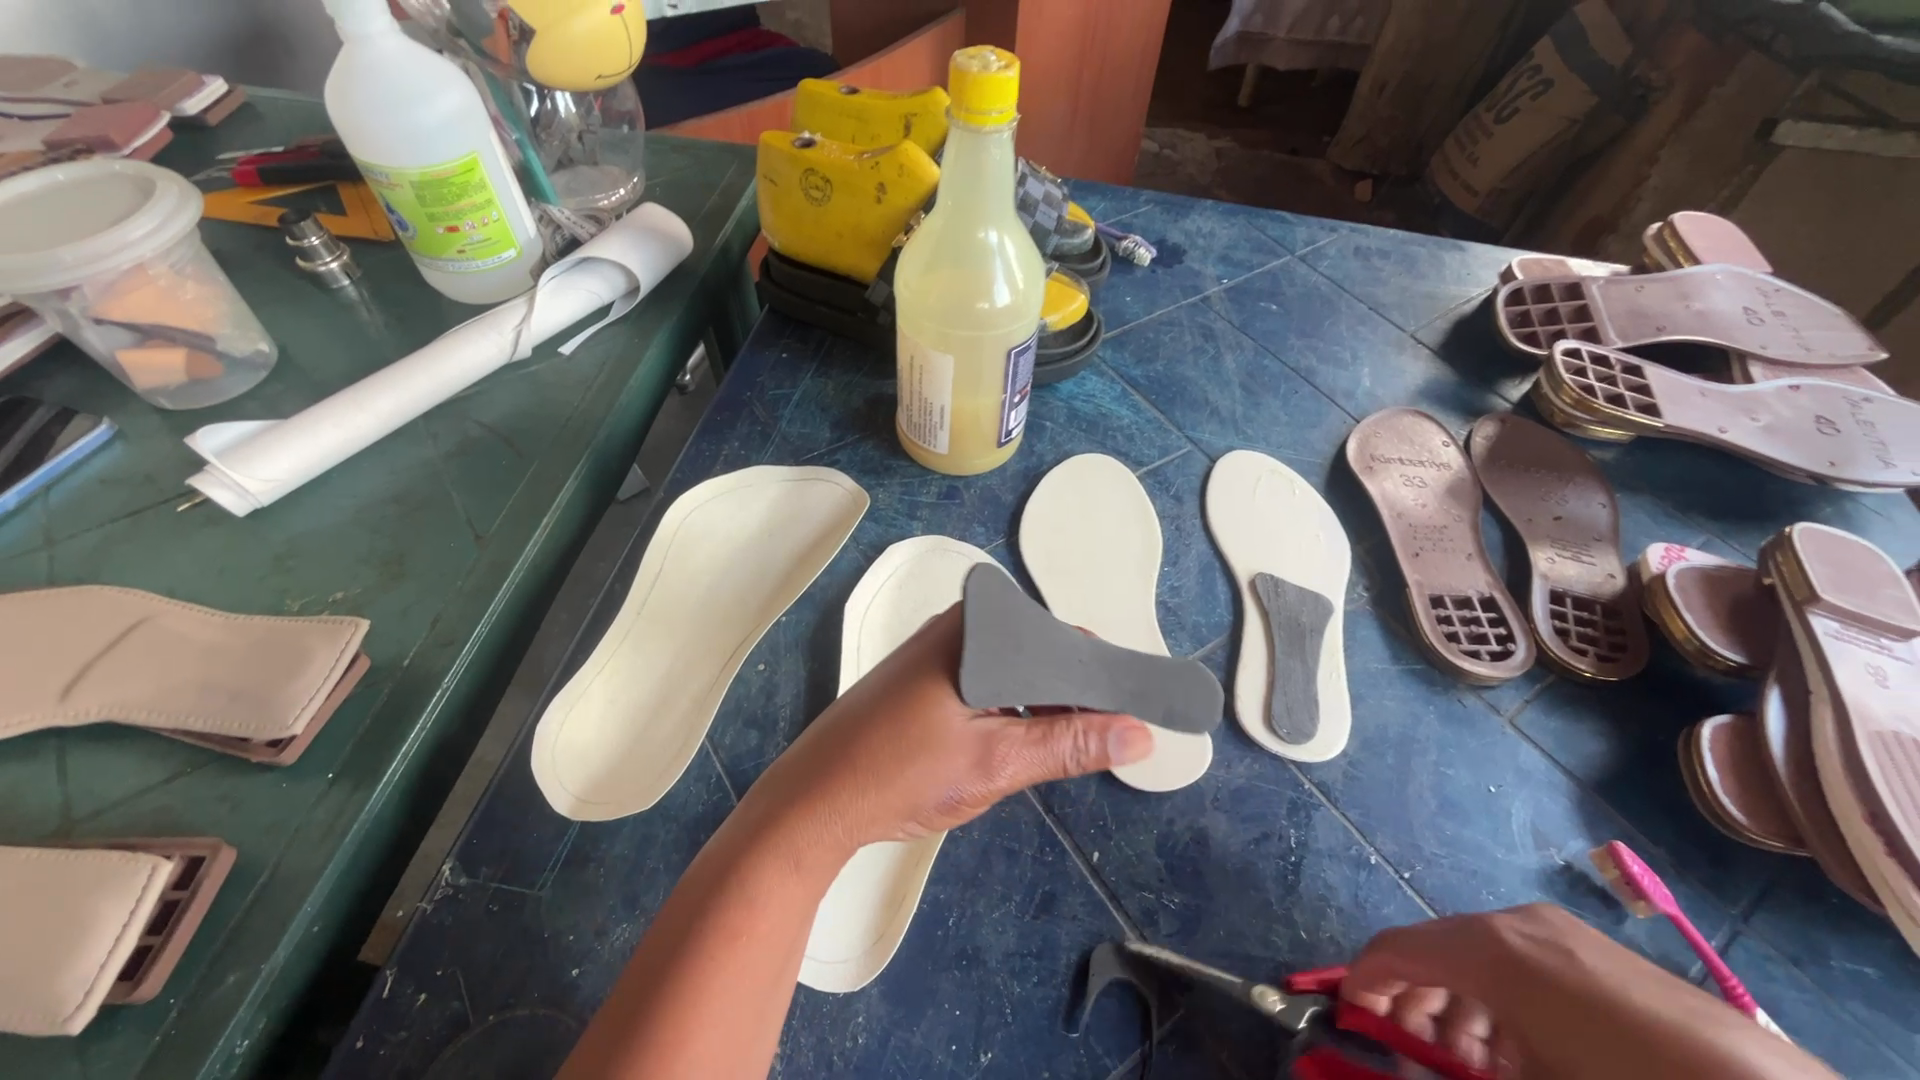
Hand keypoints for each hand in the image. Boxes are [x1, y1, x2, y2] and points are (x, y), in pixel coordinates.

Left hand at [739, 605, 1154, 852]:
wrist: (812, 800)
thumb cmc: (900, 775)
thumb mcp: (995, 762)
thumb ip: (1068, 743)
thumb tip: (1139, 734)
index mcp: (976, 630)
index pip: (1064, 642)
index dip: (1108, 677)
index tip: (1142, 712)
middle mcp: (957, 627)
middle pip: (1040, 652)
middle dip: (1078, 693)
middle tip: (1112, 738)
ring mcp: (937, 651)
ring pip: (1015, 670)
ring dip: (1047, 704)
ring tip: (1075, 744)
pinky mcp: (924, 677)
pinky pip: (988, 681)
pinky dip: (1015, 708)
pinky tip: (1027, 739)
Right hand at [1341, 904, 1839, 1079]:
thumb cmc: (1621, 1078)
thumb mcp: (1523, 1079)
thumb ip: (1453, 1066)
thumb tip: (1404, 1068)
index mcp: (1490, 948)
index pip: (1393, 949)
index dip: (1362, 985)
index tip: (1351, 1025)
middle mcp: (1516, 923)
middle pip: (1433, 951)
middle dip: (1413, 1005)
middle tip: (1416, 1061)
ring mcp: (1560, 932)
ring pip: (1476, 958)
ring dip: (1458, 1011)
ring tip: (1475, 1068)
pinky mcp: (1596, 950)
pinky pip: (1520, 965)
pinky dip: (1500, 1005)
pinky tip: (1524, 1057)